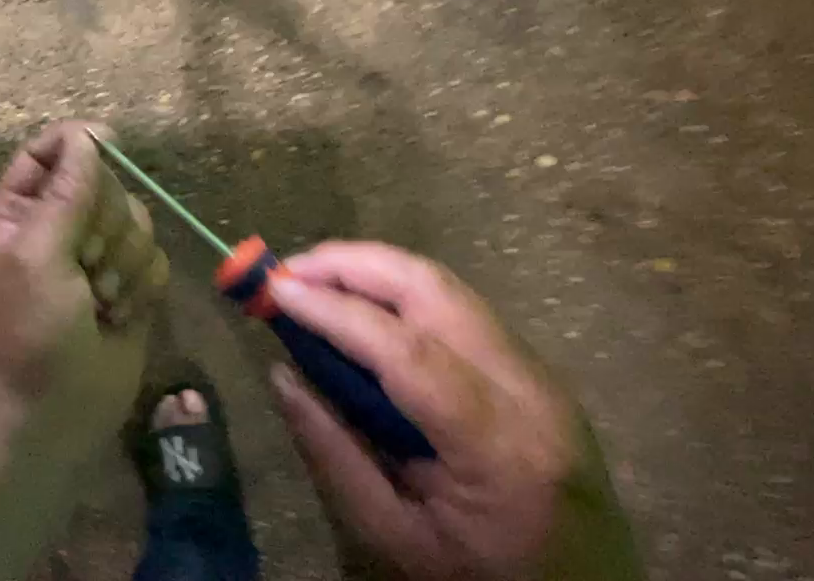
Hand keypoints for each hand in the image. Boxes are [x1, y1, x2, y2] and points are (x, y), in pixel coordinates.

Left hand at [0, 121, 169, 454]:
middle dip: (104, 220)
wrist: (43, 423)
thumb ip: (65, 194)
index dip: (78, 142)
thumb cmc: (22, 335)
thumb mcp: (34, 257)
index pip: (49, 153)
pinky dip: (142, 285)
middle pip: (104, 183)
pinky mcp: (130, 291)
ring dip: (123, 260)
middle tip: (85, 262)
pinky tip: (120, 315)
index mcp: (20, 211)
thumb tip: (87, 136)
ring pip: (137, 221)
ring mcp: (96, 260)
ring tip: (99, 301)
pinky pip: (155, 260)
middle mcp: (59, 227)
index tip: (109, 142)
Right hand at [266, 242, 582, 580]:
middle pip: (432, 289)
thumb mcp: (396, 535)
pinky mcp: (533, 368)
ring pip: (444, 285)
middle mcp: (528, 392)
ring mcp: (539, 373)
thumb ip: (333, 452)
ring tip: (310, 280)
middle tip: (285, 272)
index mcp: (498, 448)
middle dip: (349, 264)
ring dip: (370, 269)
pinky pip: (455, 305)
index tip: (274, 290)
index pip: (406, 349)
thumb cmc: (486, 579)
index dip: (334, 309)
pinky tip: (357, 303)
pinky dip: (395, 289)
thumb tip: (279, 374)